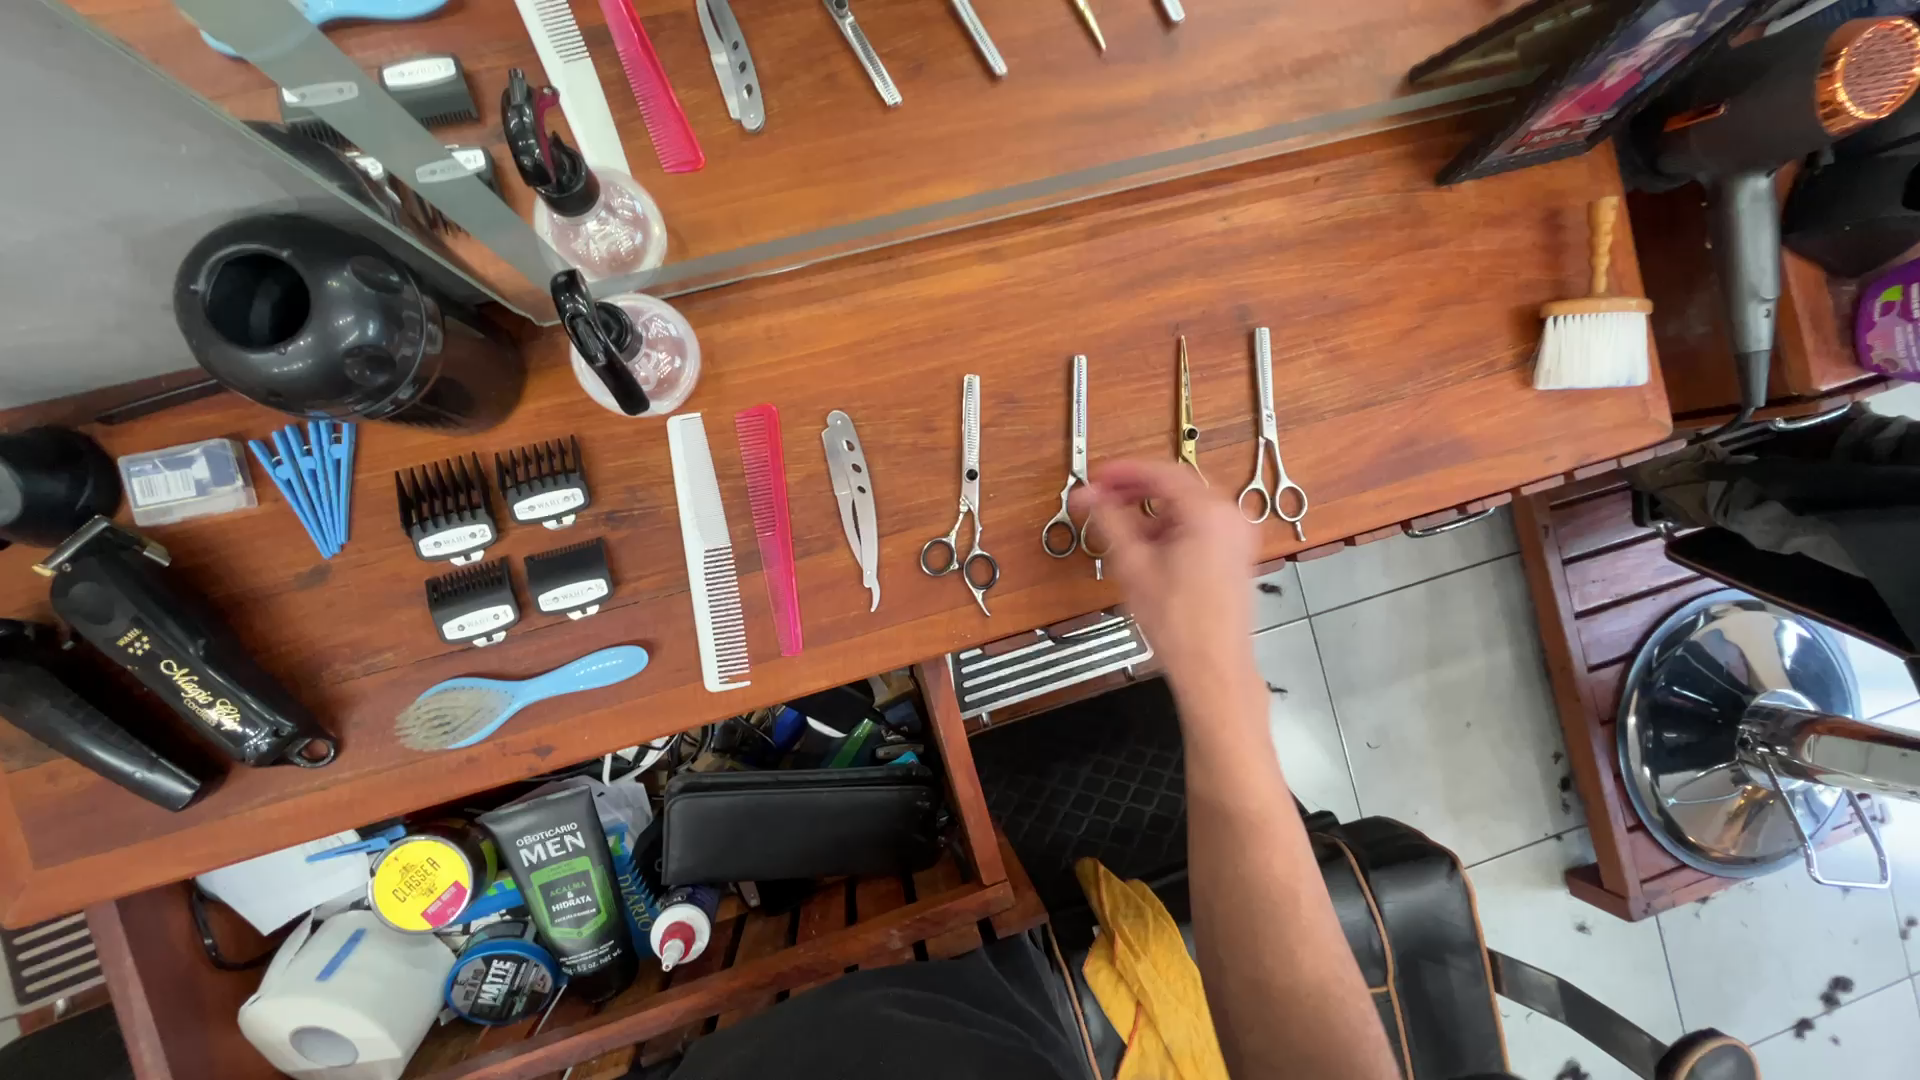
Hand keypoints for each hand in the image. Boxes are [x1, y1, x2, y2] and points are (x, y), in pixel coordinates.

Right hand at [1076, 460, 1260, 700]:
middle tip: (1101, 498)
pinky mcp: (1234, 554)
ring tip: (1118, 527)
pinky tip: (1145, 546)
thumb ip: (1107, 520)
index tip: (1098, 478)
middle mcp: (1230, 518)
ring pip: (1185, 507)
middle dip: (1133, 491)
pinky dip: (1169, 528)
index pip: (1159, 473)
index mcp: (1209, 513)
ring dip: (1150, 511)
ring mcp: (1236, 536)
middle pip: (1174, 487)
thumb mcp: (1132, 564)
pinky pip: (1198, 526)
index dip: (1122, 473)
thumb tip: (1089, 497)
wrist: (1212, 665)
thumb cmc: (1183, 626)